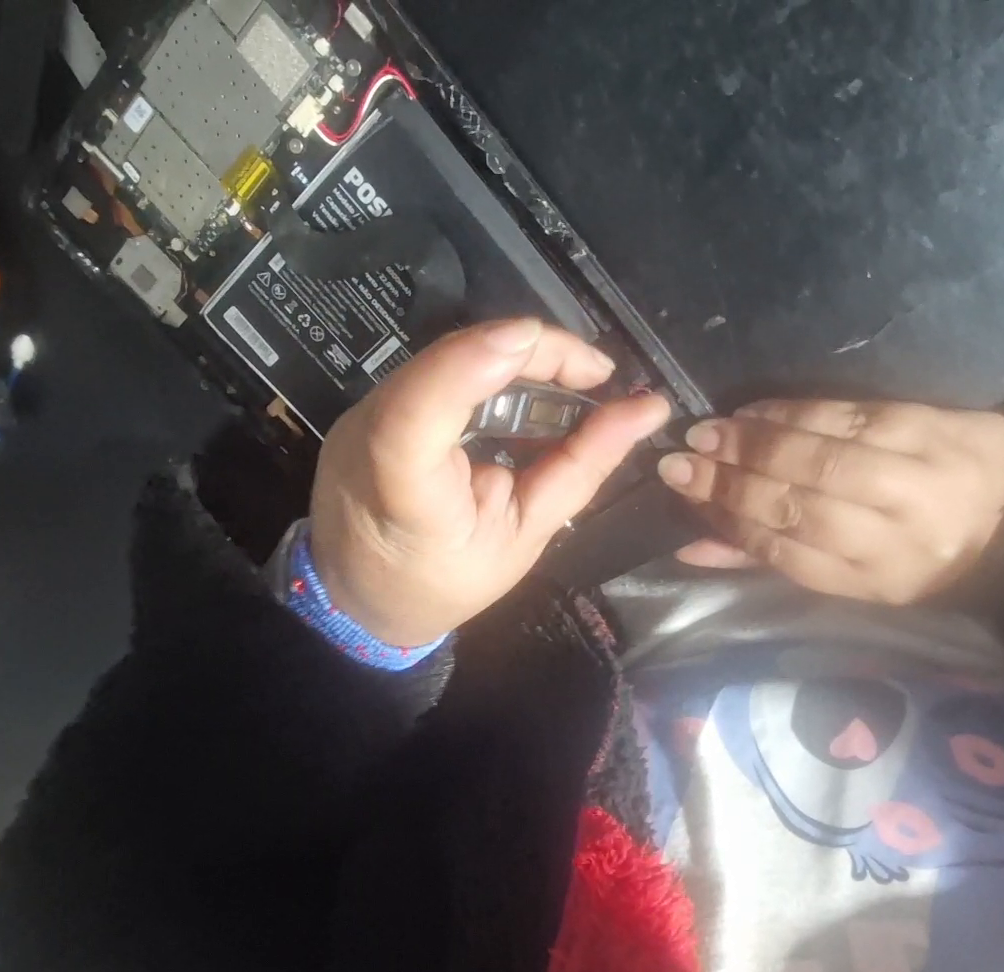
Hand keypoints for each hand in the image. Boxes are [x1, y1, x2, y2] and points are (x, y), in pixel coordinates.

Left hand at [311, 318, 670, 644]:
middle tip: (595, 374)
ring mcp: (361, 415)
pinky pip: (436, 371)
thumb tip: (645, 410)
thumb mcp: (524, 538)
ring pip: (445, 359)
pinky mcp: (368, 406)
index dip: (472, 363)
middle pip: (444, 364)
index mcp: (402, 492)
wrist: (358, 597)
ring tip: (573, 379)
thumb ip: (580, 469)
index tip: (540, 344)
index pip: (420, 412)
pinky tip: (527, 384)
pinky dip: (488, 370)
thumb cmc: (444, 581)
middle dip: (530, 352)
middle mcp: (367, 437)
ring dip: (515, 358)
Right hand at [656, 400, 1003, 602]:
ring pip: (818, 457)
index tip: (684, 493)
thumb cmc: (918, 554)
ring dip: (753, 443)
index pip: (783, 551)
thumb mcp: (850, 578)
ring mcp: (917, 478)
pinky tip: (755, 412)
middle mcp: (896, 535)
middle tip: (679, 459)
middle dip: (728, 480)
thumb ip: (767, 561)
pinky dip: (793, 413)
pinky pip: (848, 417)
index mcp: (875, 581)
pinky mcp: (930, 428)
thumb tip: (689, 550)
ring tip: (708, 432)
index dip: (726, 521)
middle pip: (795, 505)